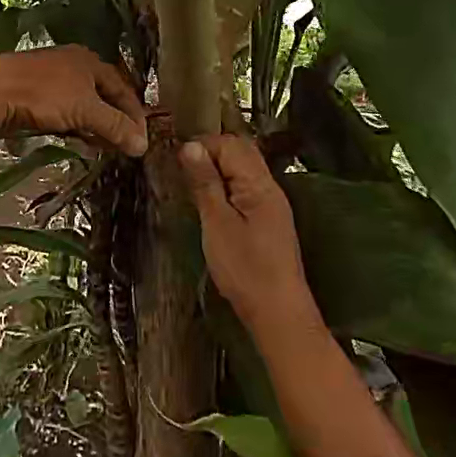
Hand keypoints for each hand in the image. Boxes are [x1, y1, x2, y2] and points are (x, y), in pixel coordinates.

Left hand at [0, 45, 148, 156]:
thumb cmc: (46, 94)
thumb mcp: (86, 111)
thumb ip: (116, 127)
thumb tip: (142, 145)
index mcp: (91, 61)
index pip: (123, 89)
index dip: (134, 115)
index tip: (141, 139)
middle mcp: (74, 64)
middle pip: (103, 96)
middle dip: (114, 121)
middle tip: (122, 145)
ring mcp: (53, 76)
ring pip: (83, 104)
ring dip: (94, 125)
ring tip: (100, 145)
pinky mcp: (34, 91)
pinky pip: (64, 109)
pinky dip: (74, 124)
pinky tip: (74, 137)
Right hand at [178, 135, 315, 330]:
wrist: (278, 311)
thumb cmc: (245, 269)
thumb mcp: (217, 224)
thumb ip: (205, 183)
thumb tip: (191, 147)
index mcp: (259, 183)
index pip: (231, 145)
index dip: (203, 145)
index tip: (176, 159)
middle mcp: (270, 186)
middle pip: (241, 152)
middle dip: (211, 153)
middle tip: (182, 169)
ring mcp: (272, 203)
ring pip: (244, 169)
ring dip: (218, 169)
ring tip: (192, 183)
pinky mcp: (269, 219)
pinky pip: (246, 187)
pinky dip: (227, 186)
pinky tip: (212, 201)